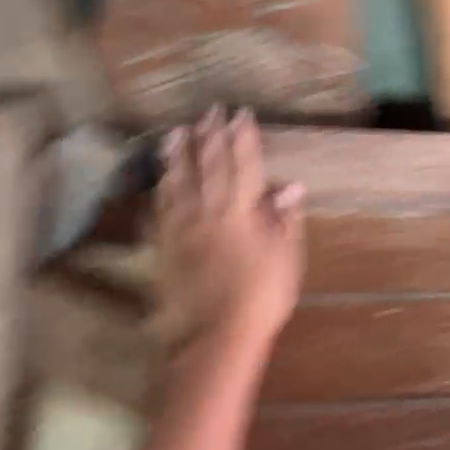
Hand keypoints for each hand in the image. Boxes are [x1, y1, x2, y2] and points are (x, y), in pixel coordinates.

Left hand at [154, 107, 304, 345]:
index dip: (242, 138)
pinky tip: (159, 181)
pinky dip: (161, 191)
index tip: (240, 114)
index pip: (243, 165)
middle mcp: (209, 213)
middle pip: (208, 166)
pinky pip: (160, 211)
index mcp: (242, 213)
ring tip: (175, 132)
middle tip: (209, 111)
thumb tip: (290, 185)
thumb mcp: (286, 259)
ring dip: (178, 155)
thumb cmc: (262, 299)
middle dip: (210, 136)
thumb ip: (284, 220)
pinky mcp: (163, 248)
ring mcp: (181, 229)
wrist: (216, 338)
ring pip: (178, 183)